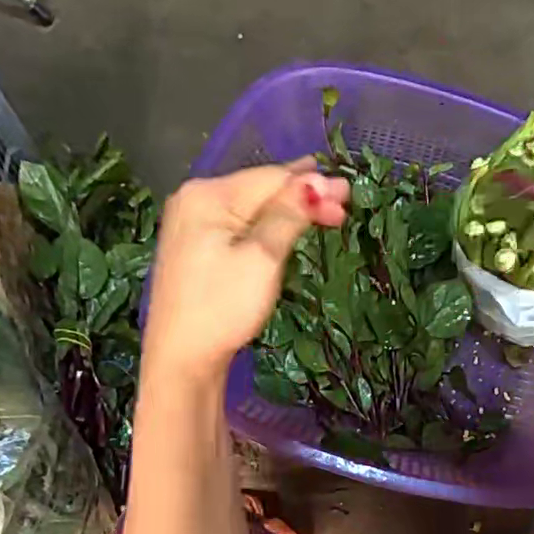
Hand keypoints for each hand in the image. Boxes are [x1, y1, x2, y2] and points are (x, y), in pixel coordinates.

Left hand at [142, 158, 348, 384]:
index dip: (313, 186)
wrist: (183, 355)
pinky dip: (267, 223)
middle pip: (259, 188)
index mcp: (210, 195)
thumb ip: (288, 215)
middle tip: (344, 207)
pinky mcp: (195, 246)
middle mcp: (195, 198)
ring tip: (324, 213)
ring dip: (288, 209)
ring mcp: (191, 222)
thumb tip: (318, 181)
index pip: (271, 178)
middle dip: (302, 195)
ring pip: (251, 206)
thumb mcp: (262, 258)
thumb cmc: (224, 307)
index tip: (349, 195)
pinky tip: (286, 225)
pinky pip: (239, 223)